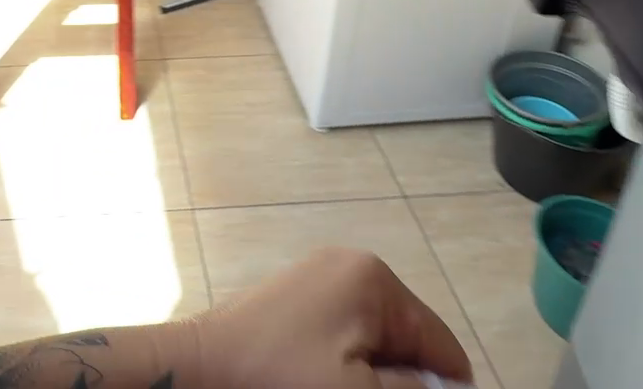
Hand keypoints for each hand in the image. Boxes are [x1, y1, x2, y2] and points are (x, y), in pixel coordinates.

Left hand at [181, 248, 474, 388]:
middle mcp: (349, 266)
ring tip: (340, 386)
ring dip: (373, 378)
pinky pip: (343, 340)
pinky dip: (346, 370)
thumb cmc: (283, 378)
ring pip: (375, 346)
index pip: (441, 345)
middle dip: (402, 382)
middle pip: (407, 344)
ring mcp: (319, 280)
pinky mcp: (296, 301)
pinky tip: (322, 383)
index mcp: (373, 279)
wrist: (201, 367)